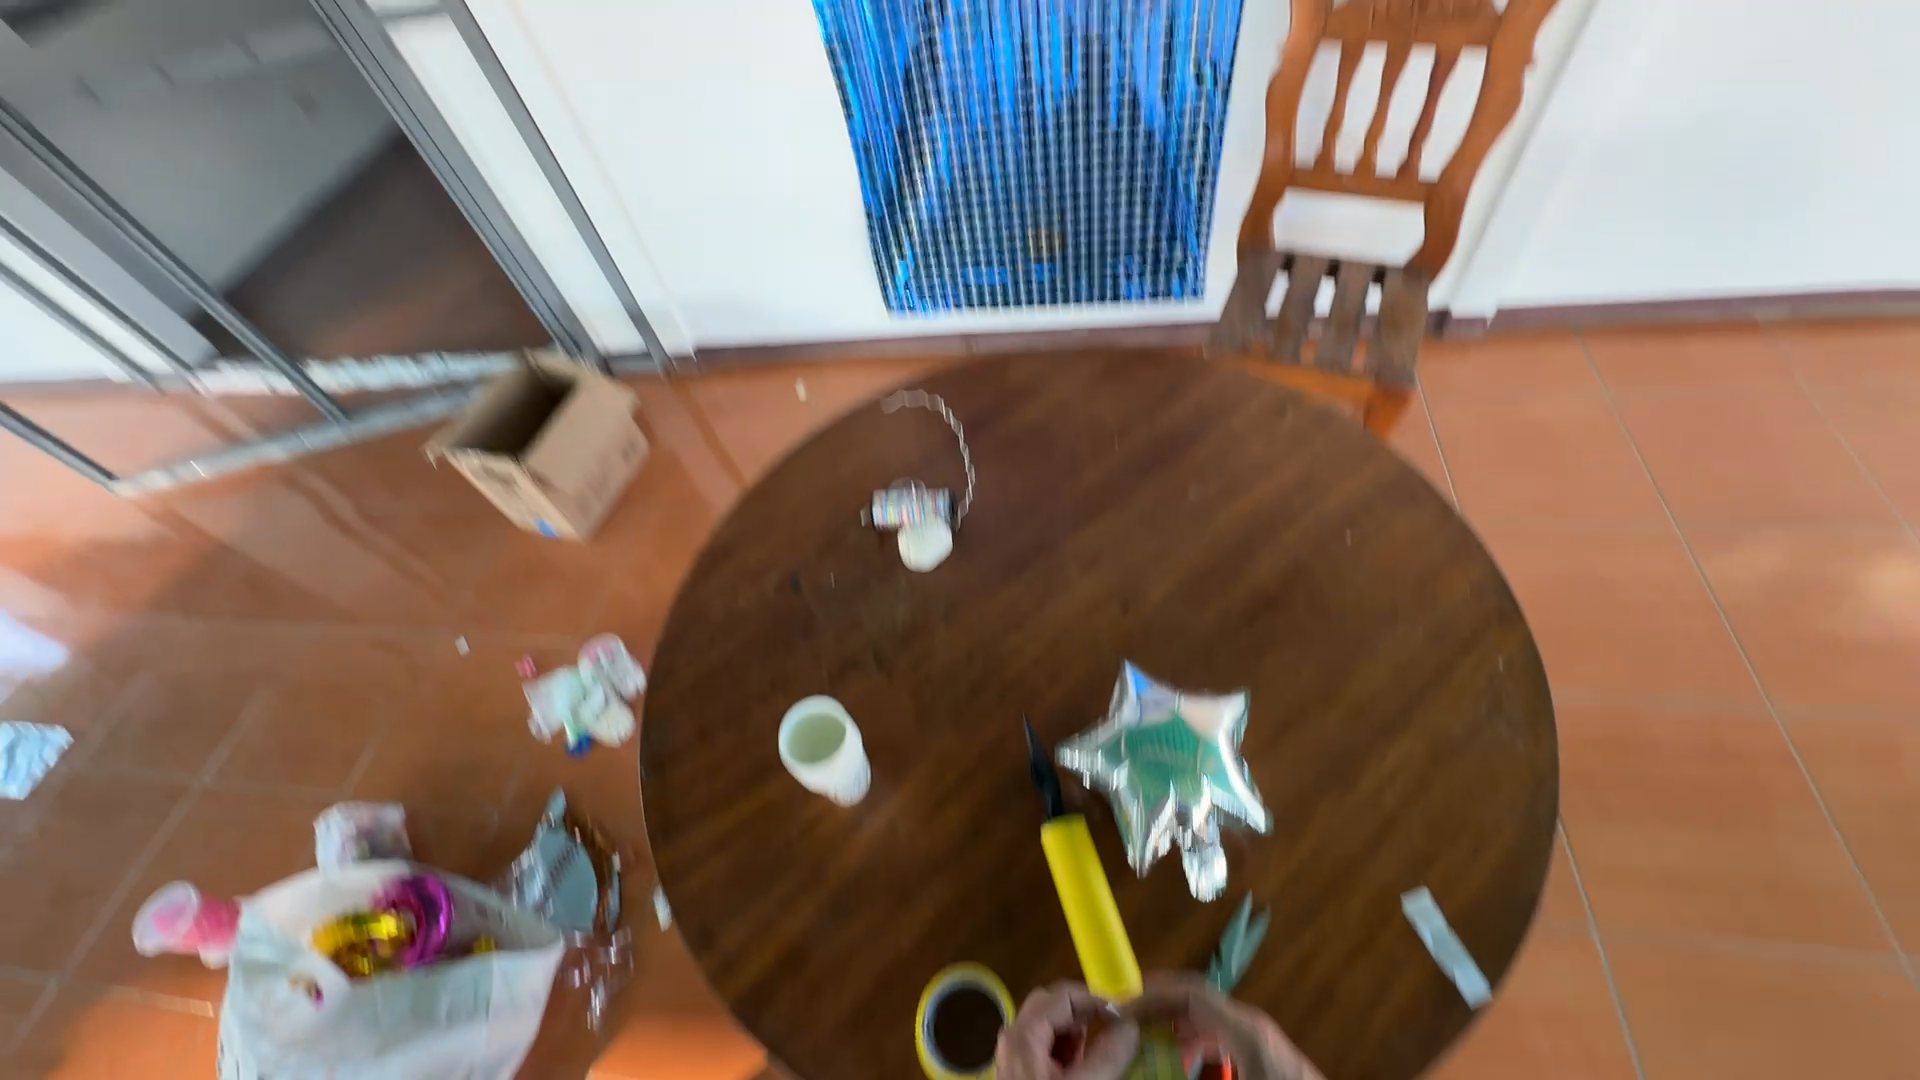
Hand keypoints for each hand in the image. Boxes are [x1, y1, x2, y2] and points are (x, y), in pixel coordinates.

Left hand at [995, 981, 1140, 1079]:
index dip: (1095, 999)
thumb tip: (1131, 1026)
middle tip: (1115, 1028)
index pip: (1062, 996)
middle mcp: (1015, 1038)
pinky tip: (1089, 1068)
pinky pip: (1048, 1049)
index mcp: (1024, 1034)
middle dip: (1085, 1013)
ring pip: (1051, 1027)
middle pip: (1053, 1006)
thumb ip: (1108, 1055)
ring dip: (1079, 1032)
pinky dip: (1070, 1051)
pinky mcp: (1024, 1074)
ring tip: (1105, 1050)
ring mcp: (1017, 1057)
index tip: (1125, 1014)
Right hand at [1122, 973, 1323, 1079]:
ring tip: (1145, 1044)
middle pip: (1195, 999)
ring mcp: (1258, 1036)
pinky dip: (1193, 1041)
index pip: (1190, 992)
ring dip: (1173, 1024)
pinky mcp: (1262, 1052)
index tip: (1123, 1009)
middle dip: (1158, 1006)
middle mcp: (1250, 1024)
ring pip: (1206, 1016)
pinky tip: (1179, 1062)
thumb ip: (1191, 1069)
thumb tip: (1153, 1068)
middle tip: (1126, 1022)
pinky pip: (1219, 1034)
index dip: (1153, 994)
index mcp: (1244, 1029)